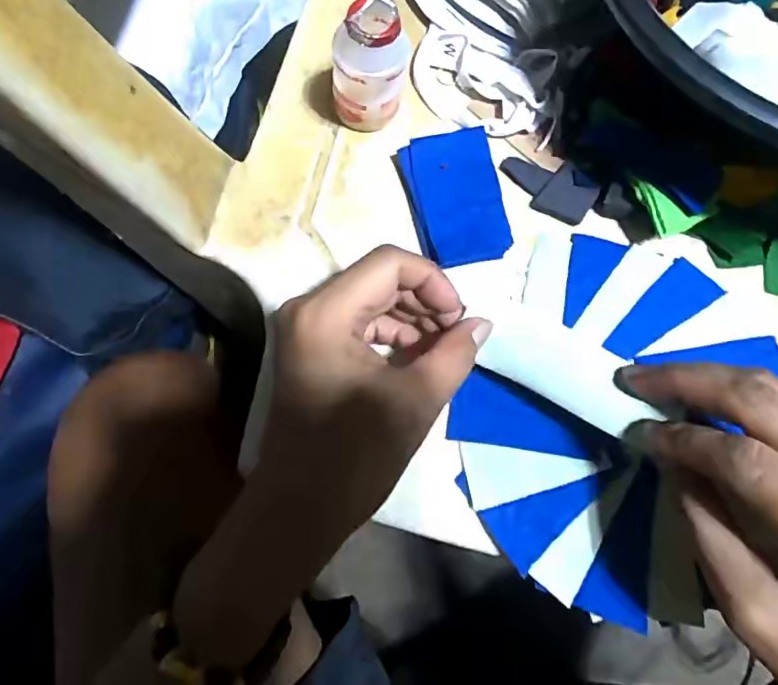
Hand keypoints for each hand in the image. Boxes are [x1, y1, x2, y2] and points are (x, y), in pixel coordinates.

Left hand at [254, 246, 489, 536]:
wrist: (296, 515)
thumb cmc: (354, 457)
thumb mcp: (417, 400)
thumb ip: (455, 352)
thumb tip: (481, 322)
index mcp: (325, 313)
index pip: (391, 263)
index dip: (434, 282)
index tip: (459, 318)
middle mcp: (310, 308)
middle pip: (382, 277)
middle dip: (426, 300)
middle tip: (457, 333)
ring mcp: (307, 328)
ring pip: (374, 297)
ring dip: (413, 316)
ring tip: (444, 348)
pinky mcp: (312, 348)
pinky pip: (361, 320)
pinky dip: (395, 333)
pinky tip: (420, 358)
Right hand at [621, 363, 777, 684]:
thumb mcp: (764, 630)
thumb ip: (713, 539)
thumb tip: (671, 457)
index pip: (760, 468)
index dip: (692, 440)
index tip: (640, 429)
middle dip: (699, 381)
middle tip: (640, 376)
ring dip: (721, 380)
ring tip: (664, 377)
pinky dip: (747, 400)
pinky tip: (708, 396)